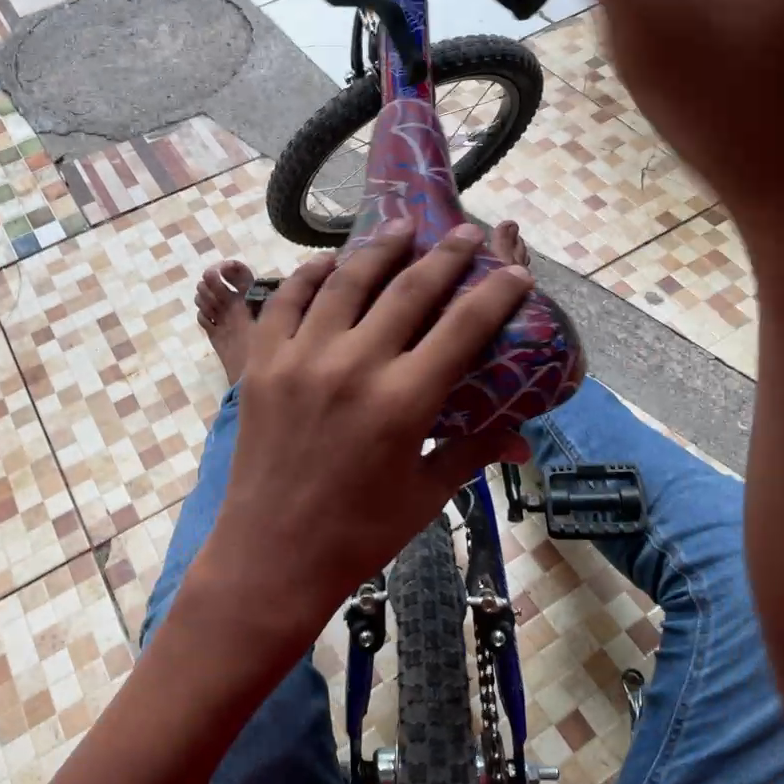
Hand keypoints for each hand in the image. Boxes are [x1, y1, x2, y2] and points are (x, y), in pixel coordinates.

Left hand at [185, 220, 533, 635]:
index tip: (516, 273)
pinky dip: (309, 275)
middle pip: (409, 289)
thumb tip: (522, 439)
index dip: (496, 293)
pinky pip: (285, 301)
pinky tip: (328, 263)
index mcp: (403, 402)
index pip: (463, 327)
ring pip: (346, 281)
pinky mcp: (261, 364)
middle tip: (466, 233)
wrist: (271, 556)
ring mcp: (300, 359)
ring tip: (402, 227)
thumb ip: (472, 452)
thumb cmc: (357, 535)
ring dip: (379, 248)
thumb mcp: (425, 494)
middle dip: (446, 255)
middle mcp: (354, 366)